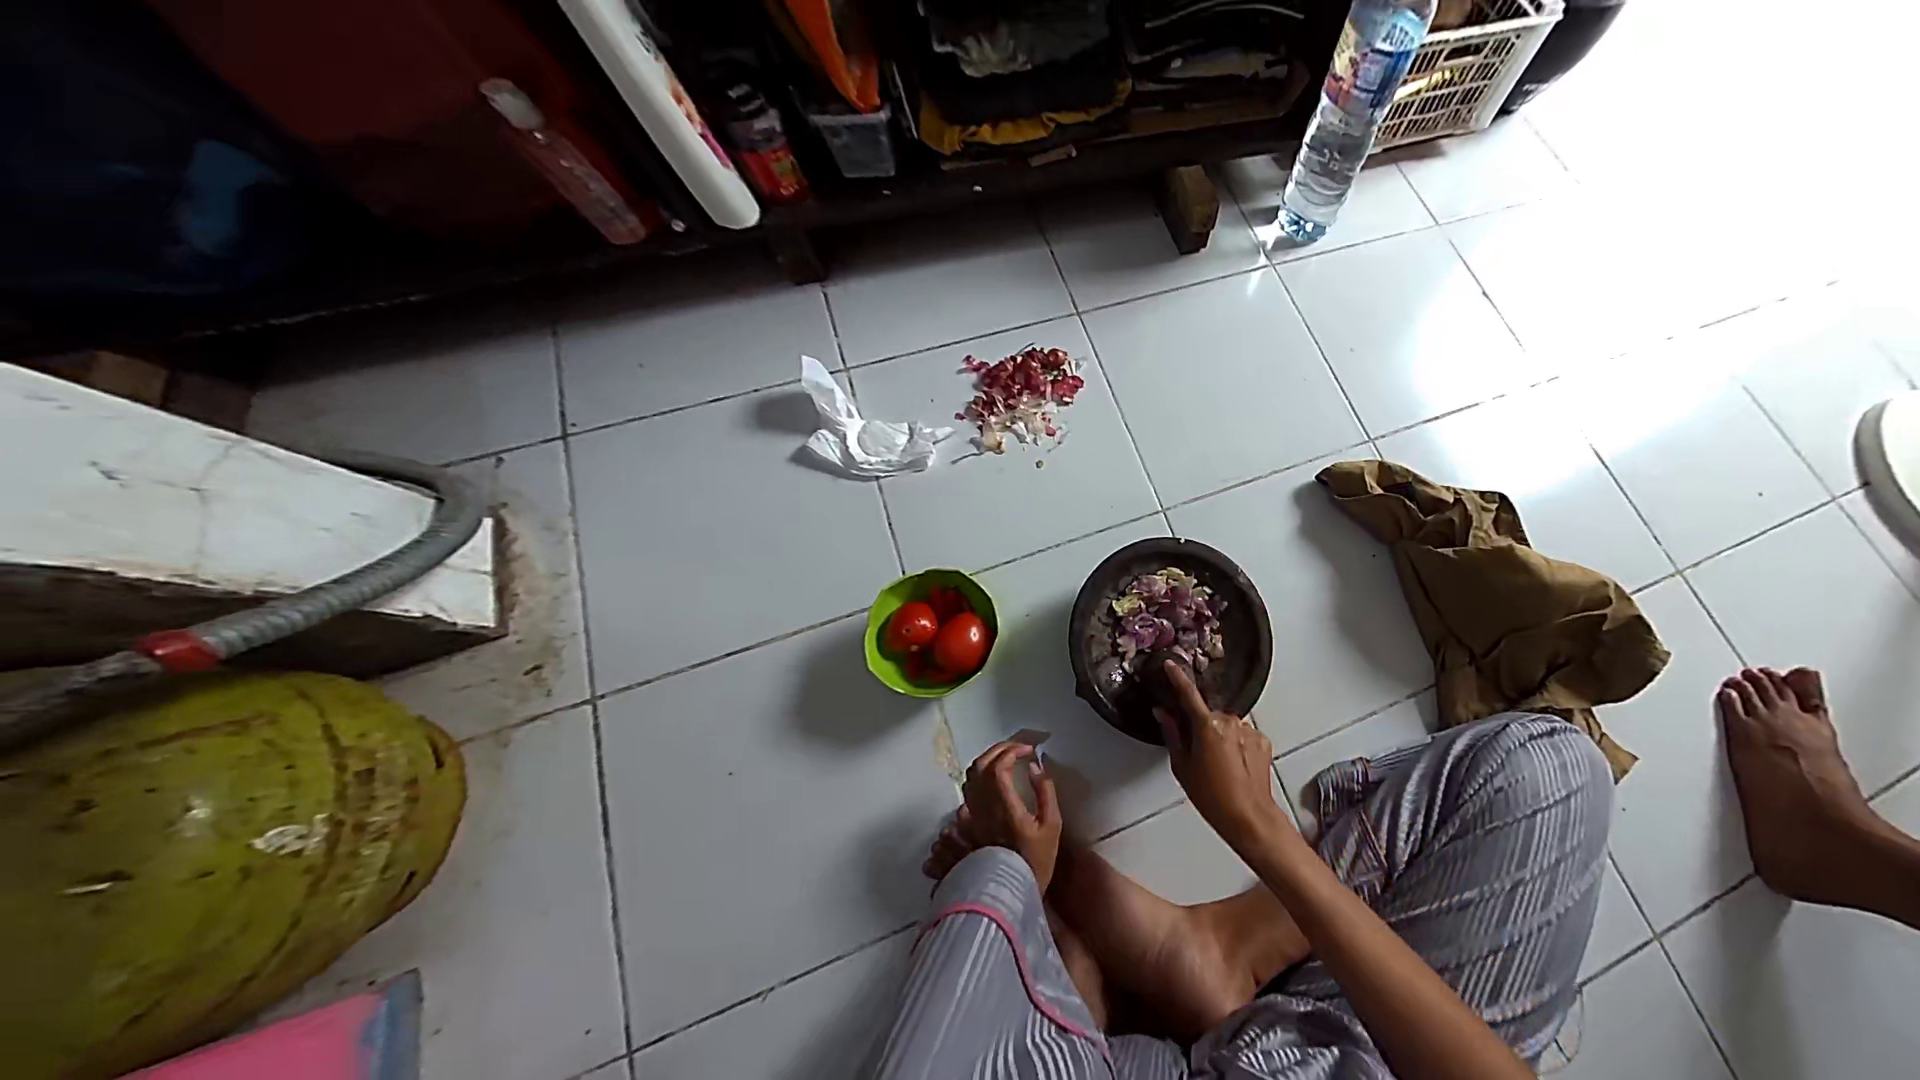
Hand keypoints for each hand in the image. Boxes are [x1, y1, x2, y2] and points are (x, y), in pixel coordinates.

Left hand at [959, 741, 1062, 889]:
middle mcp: (984, 806)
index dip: (1012, 751)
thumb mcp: (1052, 827)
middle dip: (999, 750)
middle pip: (981, 765)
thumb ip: (1045, 793)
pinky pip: (967, 790)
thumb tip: (1034, 767)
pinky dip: (979, 776)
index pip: (999, 766)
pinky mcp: (968, 821)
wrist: (1010, 891)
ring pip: (971, 776)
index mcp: (1005, 806)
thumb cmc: (1036, 861)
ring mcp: (973, 813)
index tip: (1028, 750)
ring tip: (1004, 759)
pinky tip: (991, 778)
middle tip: (1017, 749)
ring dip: (987, 760)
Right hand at [1155, 660, 1293, 852]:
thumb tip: (1163, 713)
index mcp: (1207, 726)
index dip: (1177, 678)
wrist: (1250, 817)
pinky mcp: (1262, 741)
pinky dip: (1235, 744)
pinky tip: (1232, 765)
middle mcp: (1230, 722)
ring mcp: (1248, 731)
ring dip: (1219, 736)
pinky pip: (1241, 734)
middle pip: (1208, 714)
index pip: (1188, 694)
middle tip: (1196, 752)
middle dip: (1200, 726)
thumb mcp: (1181, 765)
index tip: (1170, 664)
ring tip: (1217, 765)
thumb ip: (1172, 733)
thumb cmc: (1212, 796)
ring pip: (1225, 725)